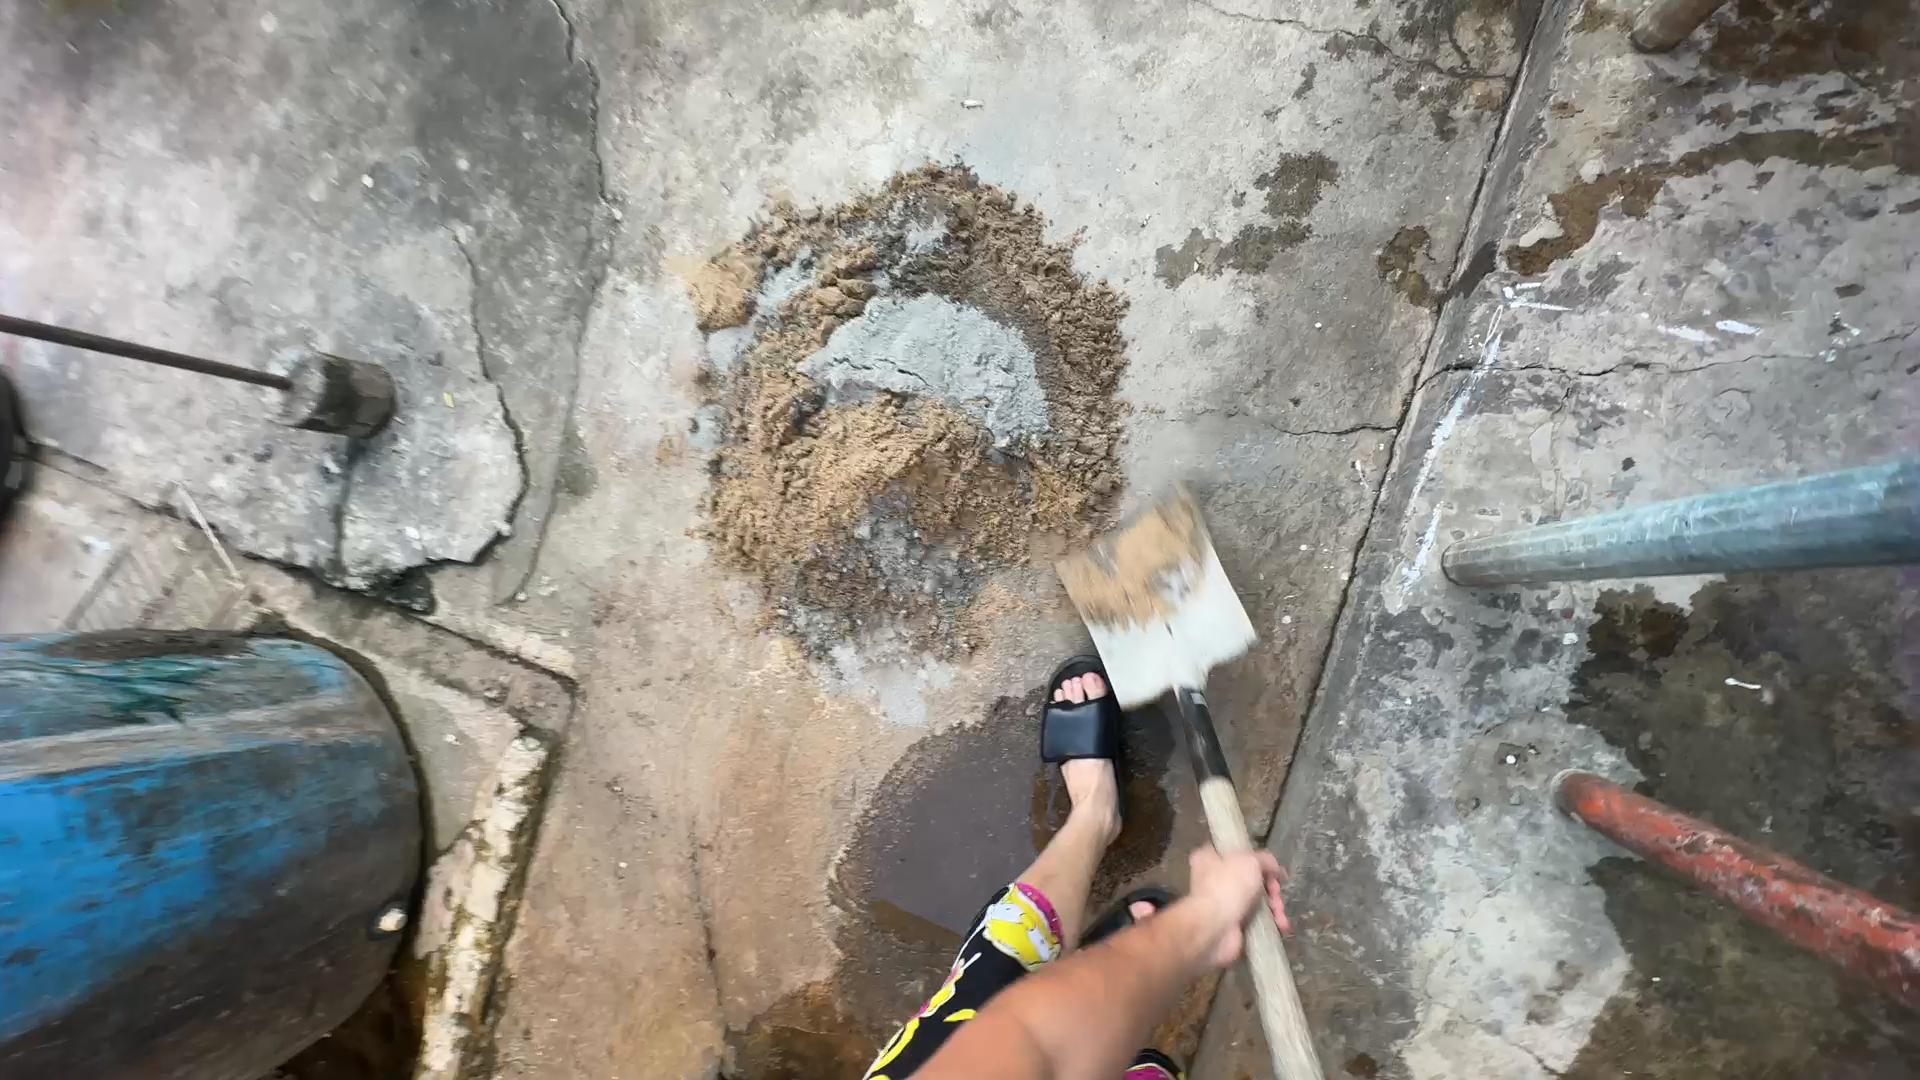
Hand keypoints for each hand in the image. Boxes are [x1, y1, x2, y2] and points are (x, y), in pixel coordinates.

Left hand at [1184, 846, 1290, 968]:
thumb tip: (1274, 867)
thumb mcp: (1249, 861)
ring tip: (1280, 915)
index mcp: (1209, 857)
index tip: (1272, 868)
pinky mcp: (1233, 923)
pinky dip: (1271, 922)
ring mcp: (1223, 902)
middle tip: (1276, 894)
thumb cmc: (1227, 886)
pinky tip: (1281, 926)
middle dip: (1270, 888)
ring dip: (1274, 906)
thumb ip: (1265, 859)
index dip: (1256, 858)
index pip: (1235, 851)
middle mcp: (1213, 877)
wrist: (1215, 928)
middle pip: (1250, 877)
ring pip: (1256, 899)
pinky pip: (1257, 919)